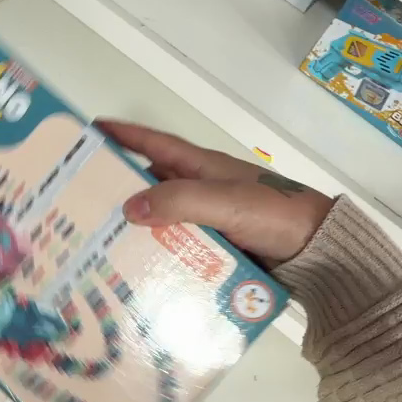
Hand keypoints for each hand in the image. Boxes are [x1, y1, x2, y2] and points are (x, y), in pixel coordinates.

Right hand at [98, 120, 333, 266]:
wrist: (321, 253)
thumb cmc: (274, 215)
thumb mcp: (225, 202)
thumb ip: (179, 201)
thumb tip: (128, 209)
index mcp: (203, 168)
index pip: (156, 144)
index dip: (124, 135)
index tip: (91, 130)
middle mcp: (202, 190)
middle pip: (152, 184)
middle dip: (120, 189)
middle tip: (80, 203)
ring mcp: (210, 221)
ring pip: (163, 221)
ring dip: (137, 231)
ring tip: (98, 245)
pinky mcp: (218, 249)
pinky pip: (180, 249)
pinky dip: (160, 257)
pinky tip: (138, 272)